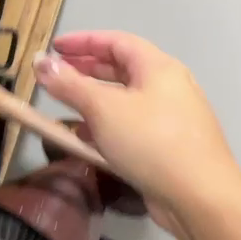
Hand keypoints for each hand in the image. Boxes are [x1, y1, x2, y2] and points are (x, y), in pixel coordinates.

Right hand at [32, 31, 240, 238]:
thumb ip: (68, 83)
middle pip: (121, 67)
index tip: (53, 48)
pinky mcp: (169, 144)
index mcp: (158, 68)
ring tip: (64, 104)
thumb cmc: (151, 142)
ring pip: (124, 97)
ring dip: (92, 97)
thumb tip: (40, 62)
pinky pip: (131, 122)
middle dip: (85, 68)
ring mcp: (171, 116)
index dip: (82, 41)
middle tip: (55, 73)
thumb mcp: (102, 108)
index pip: (116, 41)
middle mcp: (168, 87)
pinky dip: (105, 122)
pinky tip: (87, 137)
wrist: (200, 198)